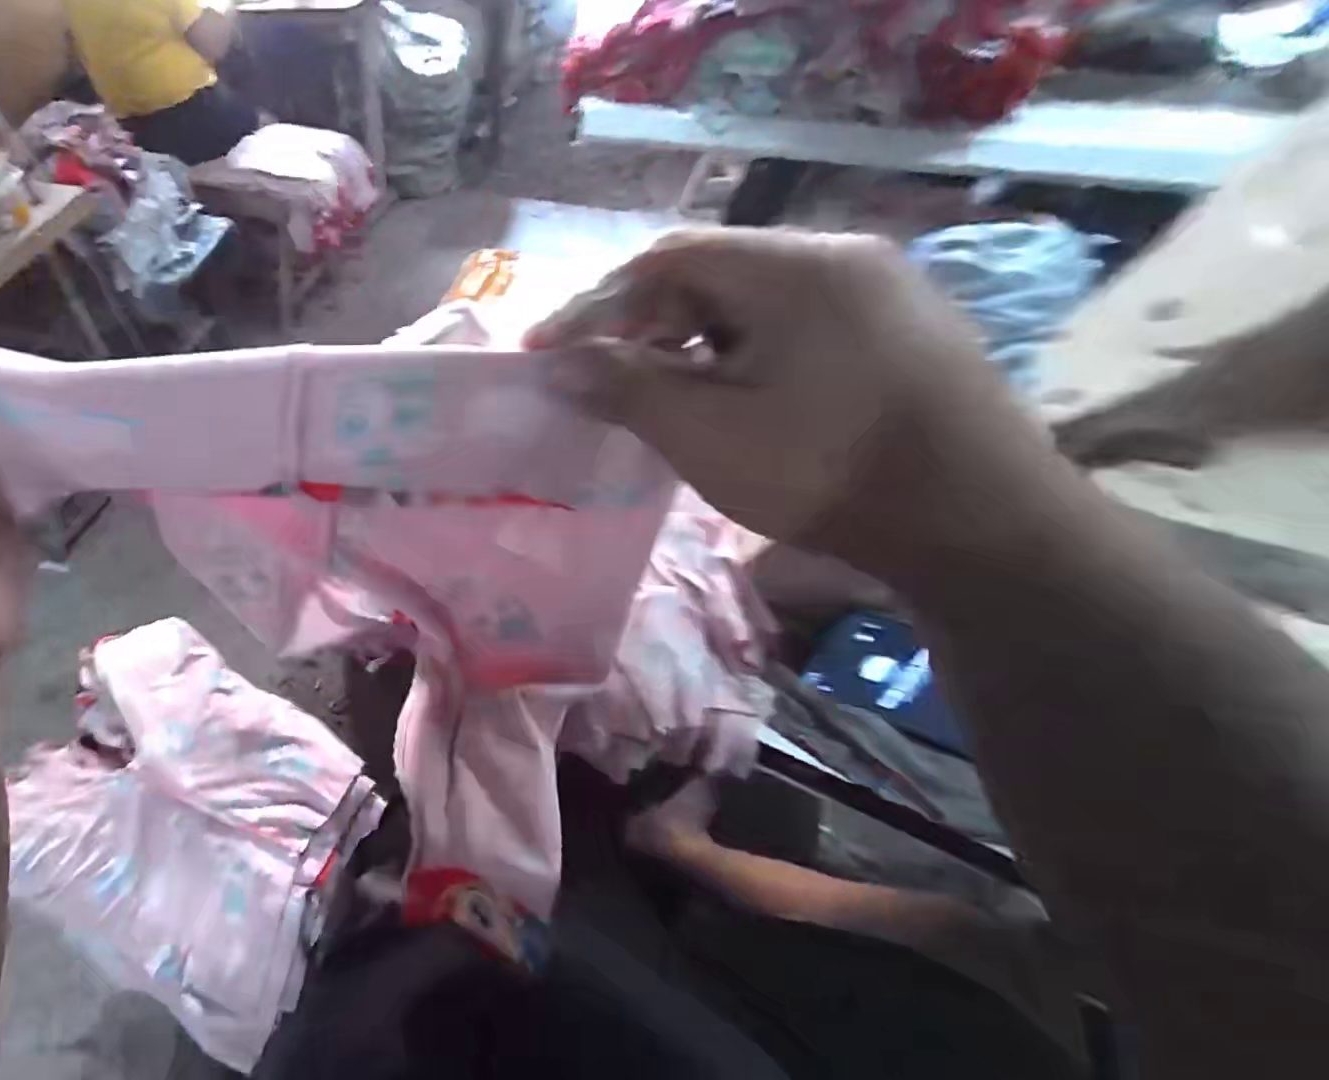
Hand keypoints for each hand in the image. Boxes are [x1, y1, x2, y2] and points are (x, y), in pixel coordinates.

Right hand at [528, 227, 1062, 567]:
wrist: (975, 524)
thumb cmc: (825, 473)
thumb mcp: (706, 433)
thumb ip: (626, 387)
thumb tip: (560, 363)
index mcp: (794, 269)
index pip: (665, 260)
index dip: (594, 303)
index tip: (543, 348)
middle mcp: (836, 258)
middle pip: (705, 274)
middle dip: (636, 324)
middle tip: (591, 374)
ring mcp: (870, 292)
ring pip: (742, 301)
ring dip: (679, 342)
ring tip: (644, 391)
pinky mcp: (884, 329)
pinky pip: (780, 324)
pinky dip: (726, 354)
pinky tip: (711, 395)